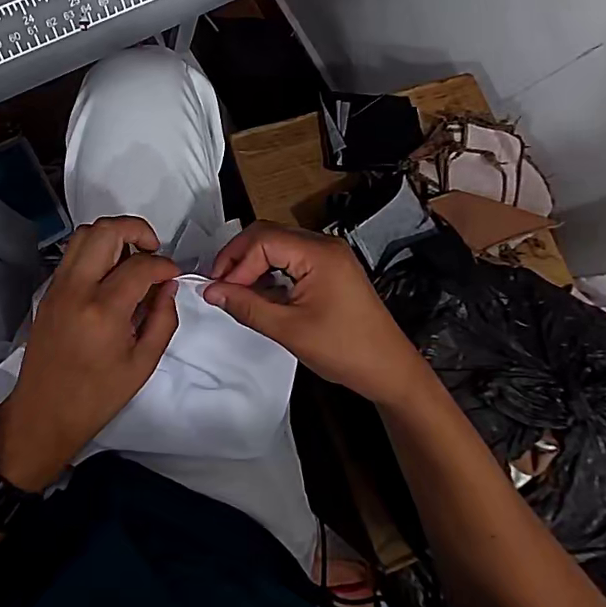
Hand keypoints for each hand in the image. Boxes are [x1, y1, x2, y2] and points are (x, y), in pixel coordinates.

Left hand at [0, 216, 180, 489]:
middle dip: (137, 230)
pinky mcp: (48, 291)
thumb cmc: (95, 397)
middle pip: (106, 231)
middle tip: (153, 250)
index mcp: (103, 311)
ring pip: (85, 233)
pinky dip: (95, 250)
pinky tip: (111, 273)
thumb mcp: (143, 364)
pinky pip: (73, 253)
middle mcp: (76, 289)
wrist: (43, 413)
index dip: (164, 265)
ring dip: (113, 235)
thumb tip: (167, 287)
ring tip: (132, 258)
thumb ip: (163, 319)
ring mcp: (57, 287)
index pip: (140, 265)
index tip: (172, 275)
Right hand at [204, 222, 433, 408]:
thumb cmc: (350, 350)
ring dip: (253, 266)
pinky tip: (260, 296)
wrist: (390, 370)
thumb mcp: (289, 330)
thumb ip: (247, 306)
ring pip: (277, 247)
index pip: (262, 241)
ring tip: (237, 293)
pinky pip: (291, 260)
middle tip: (221, 286)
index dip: (235, 263)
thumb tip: (214, 291)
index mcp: (319, 254)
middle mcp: (325, 247)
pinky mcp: (330, 271)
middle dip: (240, 259)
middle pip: (268, 236)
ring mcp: (329, 258)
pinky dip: (270, 273)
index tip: (219, 288)